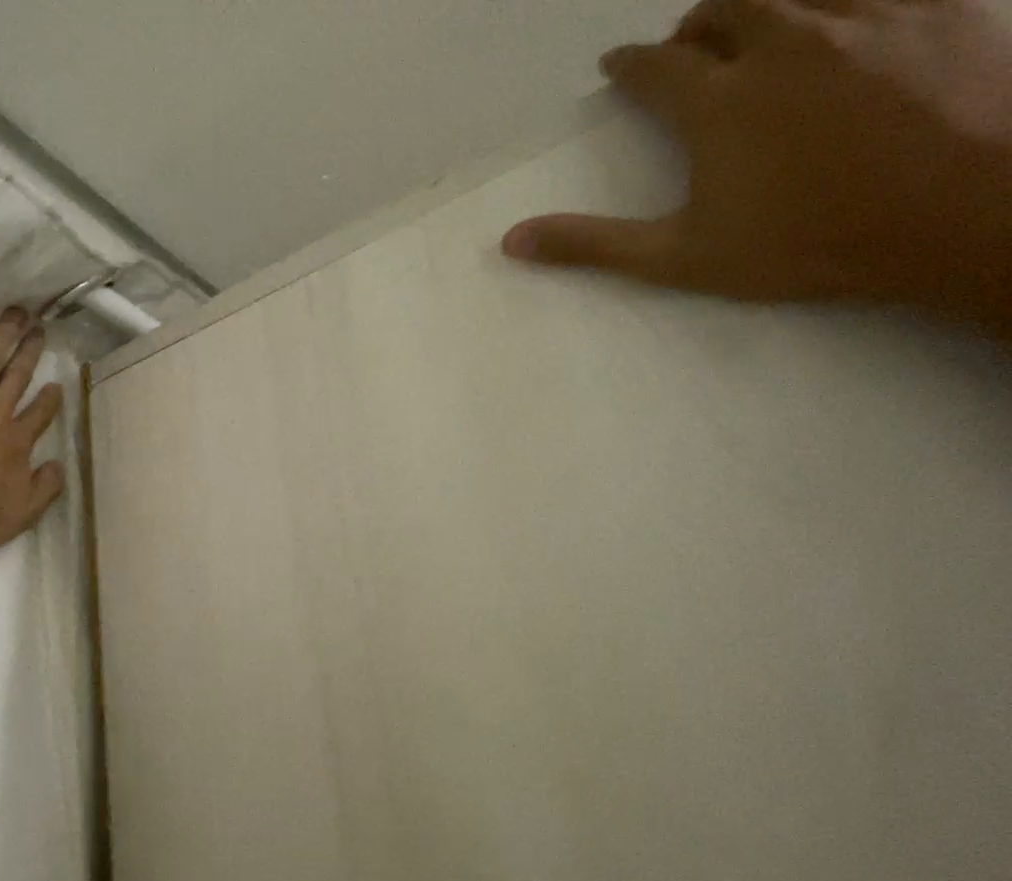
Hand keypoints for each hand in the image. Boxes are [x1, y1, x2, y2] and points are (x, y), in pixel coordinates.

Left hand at [0, 305, 66, 559]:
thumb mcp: (25, 512)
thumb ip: (46, 487)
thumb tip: (59, 466)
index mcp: (19, 443)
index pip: (39, 413)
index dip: (48, 399)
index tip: (53, 386)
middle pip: (17, 376)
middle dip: (29, 351)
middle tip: (39, 328)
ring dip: (4, 334)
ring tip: (16, 312)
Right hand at [503, 0, 1011, 329]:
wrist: (968, 217)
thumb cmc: (809, 245)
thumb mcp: (682, 258)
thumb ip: (593, 245)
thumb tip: (511, 240)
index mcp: (717, 101)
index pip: (653, 65)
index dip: (627, 65)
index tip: (616, 68)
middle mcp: (783, 41)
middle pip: (722, 7)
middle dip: (694, 26)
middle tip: (688, 49)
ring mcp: (867, 15)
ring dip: (764, 4)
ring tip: (761, 27)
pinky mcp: (940, 6)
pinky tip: (844, 21)